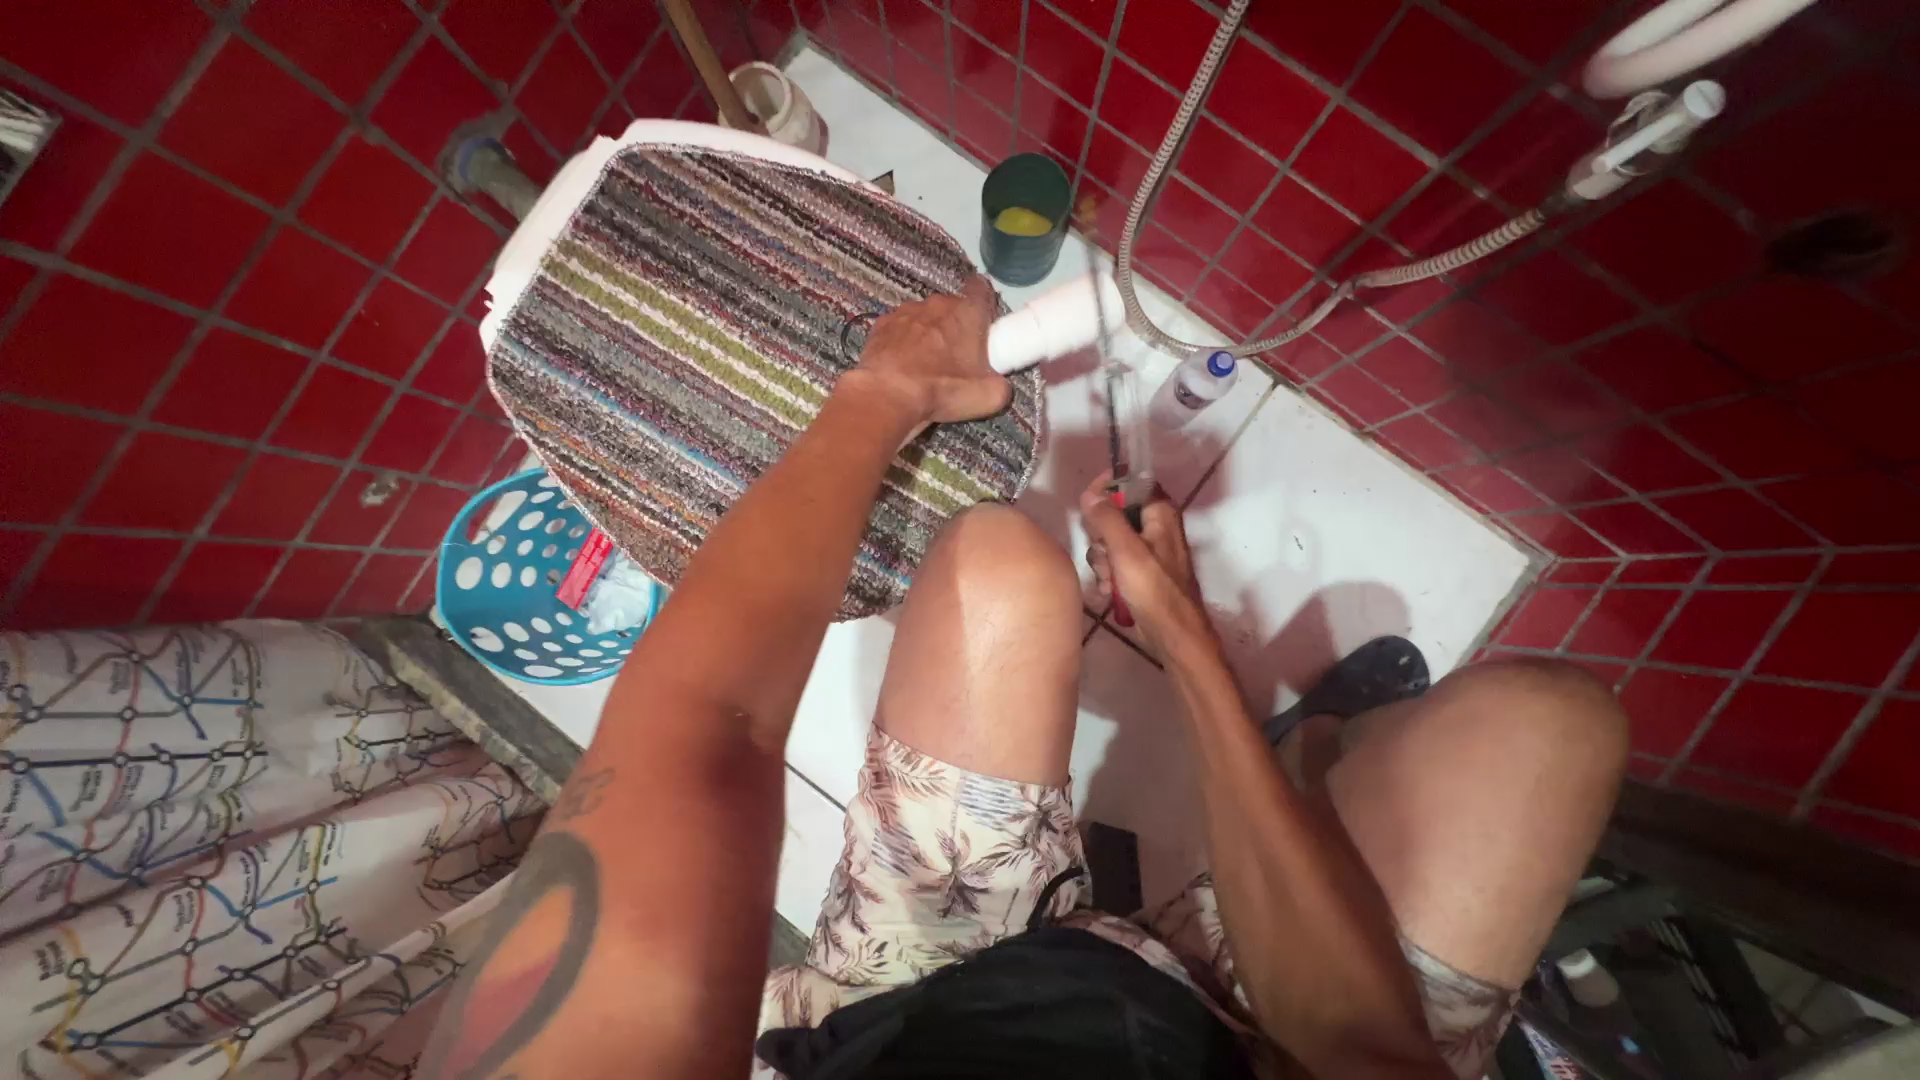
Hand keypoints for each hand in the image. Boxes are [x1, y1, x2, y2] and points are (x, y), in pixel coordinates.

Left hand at [846, 276, 1010, 425]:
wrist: (888, 395)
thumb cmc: (942, 390)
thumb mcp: (988, 397)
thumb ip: (1001, 386)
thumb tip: (999, 386)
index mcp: (968, 312)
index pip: (981, 289)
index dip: (984, 304)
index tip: (984, 325)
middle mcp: (937, 303)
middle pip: (952, 307)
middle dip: (955, 327)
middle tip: (956, 358)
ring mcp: (905, 311)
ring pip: (923, 317)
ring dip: (927, 334)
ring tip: (924, 366)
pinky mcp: (880, 325)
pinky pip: (898, 329)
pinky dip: (902, 343)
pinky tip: (901, 366)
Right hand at [1080, 472, 1217, 661]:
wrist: (1172, 634)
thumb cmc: (1154, 589)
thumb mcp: (1126, 550)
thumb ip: (1106, 518)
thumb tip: (1090, 494)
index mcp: (1160, 512)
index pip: (1130, 482)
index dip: (1107, 487)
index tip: (1088, 501)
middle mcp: (1154, 525)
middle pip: (1113, 512)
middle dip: (1100, 533)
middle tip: (1104, 550)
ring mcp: (1145, 550)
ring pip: (1108, 539)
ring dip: (1101, 559)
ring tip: (1109, 578)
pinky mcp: (1138, 571)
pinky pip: (1112, 561)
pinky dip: (1107, 573)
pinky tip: (1109, 589)